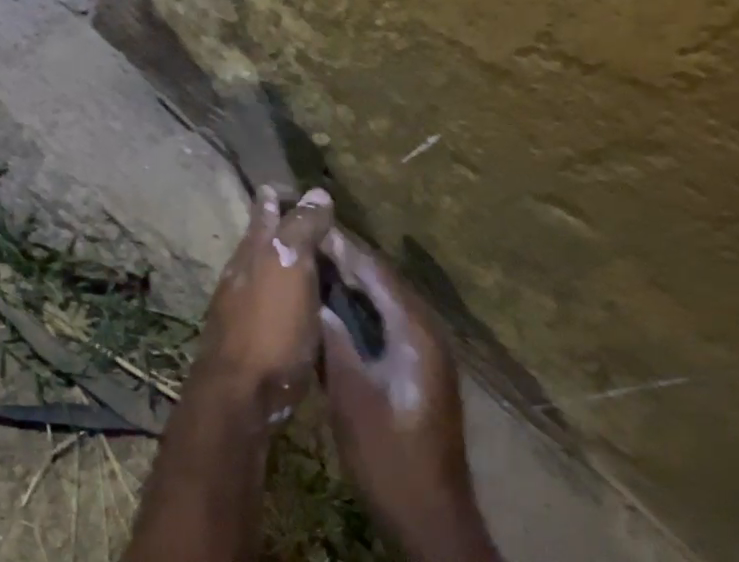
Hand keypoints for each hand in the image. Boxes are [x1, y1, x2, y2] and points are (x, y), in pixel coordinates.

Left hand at [196, 185, 334, 418]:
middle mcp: (241, 275)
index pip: (265, 212)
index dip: (277, 199)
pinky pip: (271, 306)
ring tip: (308, 263)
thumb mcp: (291, 268)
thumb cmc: (270, 327)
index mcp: (252, 252)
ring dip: (281, 265)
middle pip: (260, 242)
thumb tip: (316, 192)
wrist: (239, 397)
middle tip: (306, 222)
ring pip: (263, 274)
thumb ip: (302, 230)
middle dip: (278, 229)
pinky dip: (286, 298)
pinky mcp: (249, 342)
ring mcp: (240, 309)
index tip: (290, 189)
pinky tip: (300, 308)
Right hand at [319, 230, 497, 559]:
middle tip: (307, 241)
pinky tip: (337, 311)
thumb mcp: (351, 395)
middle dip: (349, 260)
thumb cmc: (388, 454)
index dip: (345, 246)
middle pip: (386, 281)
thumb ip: (335, 342)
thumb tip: (317, 300)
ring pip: (389, 301)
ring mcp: (429, 352)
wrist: (430, 512)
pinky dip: (366, 308)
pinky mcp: (423, 369)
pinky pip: (392, 322)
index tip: (312, 225)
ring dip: (357, 283)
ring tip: (315, 266)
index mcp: (414, 332)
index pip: (377, 272)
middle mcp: (428, 332)